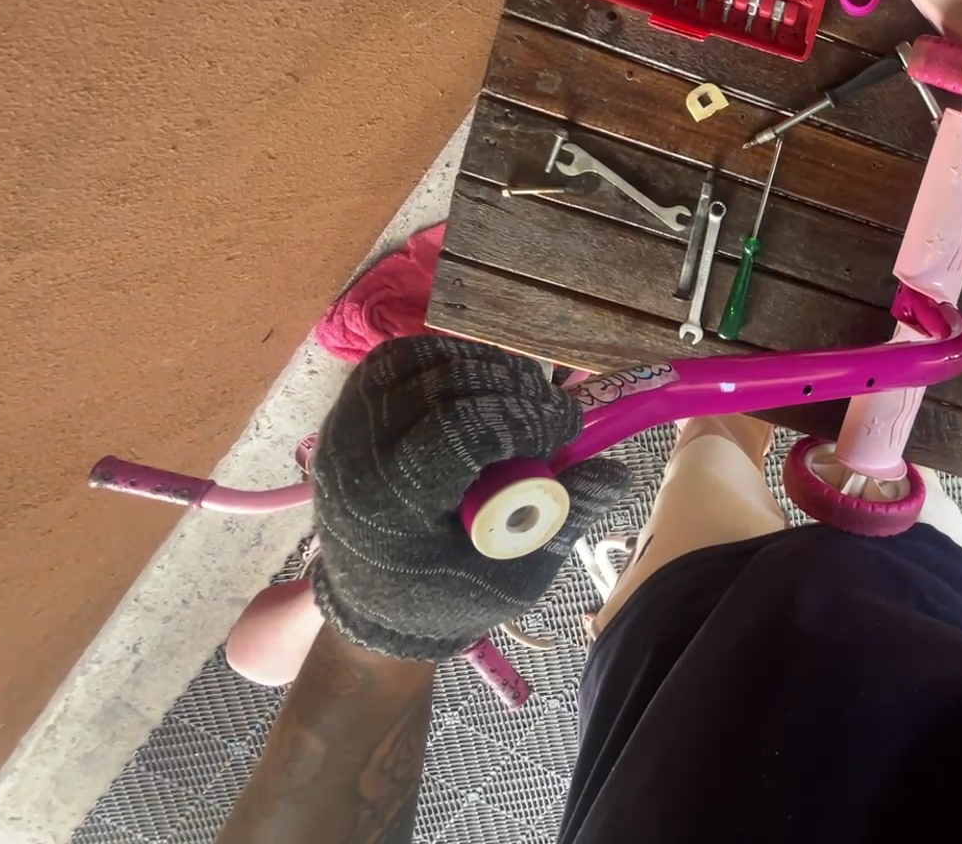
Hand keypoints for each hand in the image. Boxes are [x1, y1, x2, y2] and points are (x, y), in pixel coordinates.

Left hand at [310, 336, 628, 659]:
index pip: (459, 429)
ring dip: (487, 369)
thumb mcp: (518, 575)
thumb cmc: (450, 595)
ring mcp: (346, 427)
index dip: (526, 419)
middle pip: (446, 382)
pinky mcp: (351, 410)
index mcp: (391, 508)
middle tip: (554, 418)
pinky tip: (486, 391)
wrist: (377, 604)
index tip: (568, 434)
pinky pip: (405, 357)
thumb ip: (567, 519)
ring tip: (522, 402)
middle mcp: (356, 458)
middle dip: (517, 390)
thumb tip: (615, 470)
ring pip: (423, 357)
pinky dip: (454, 360)